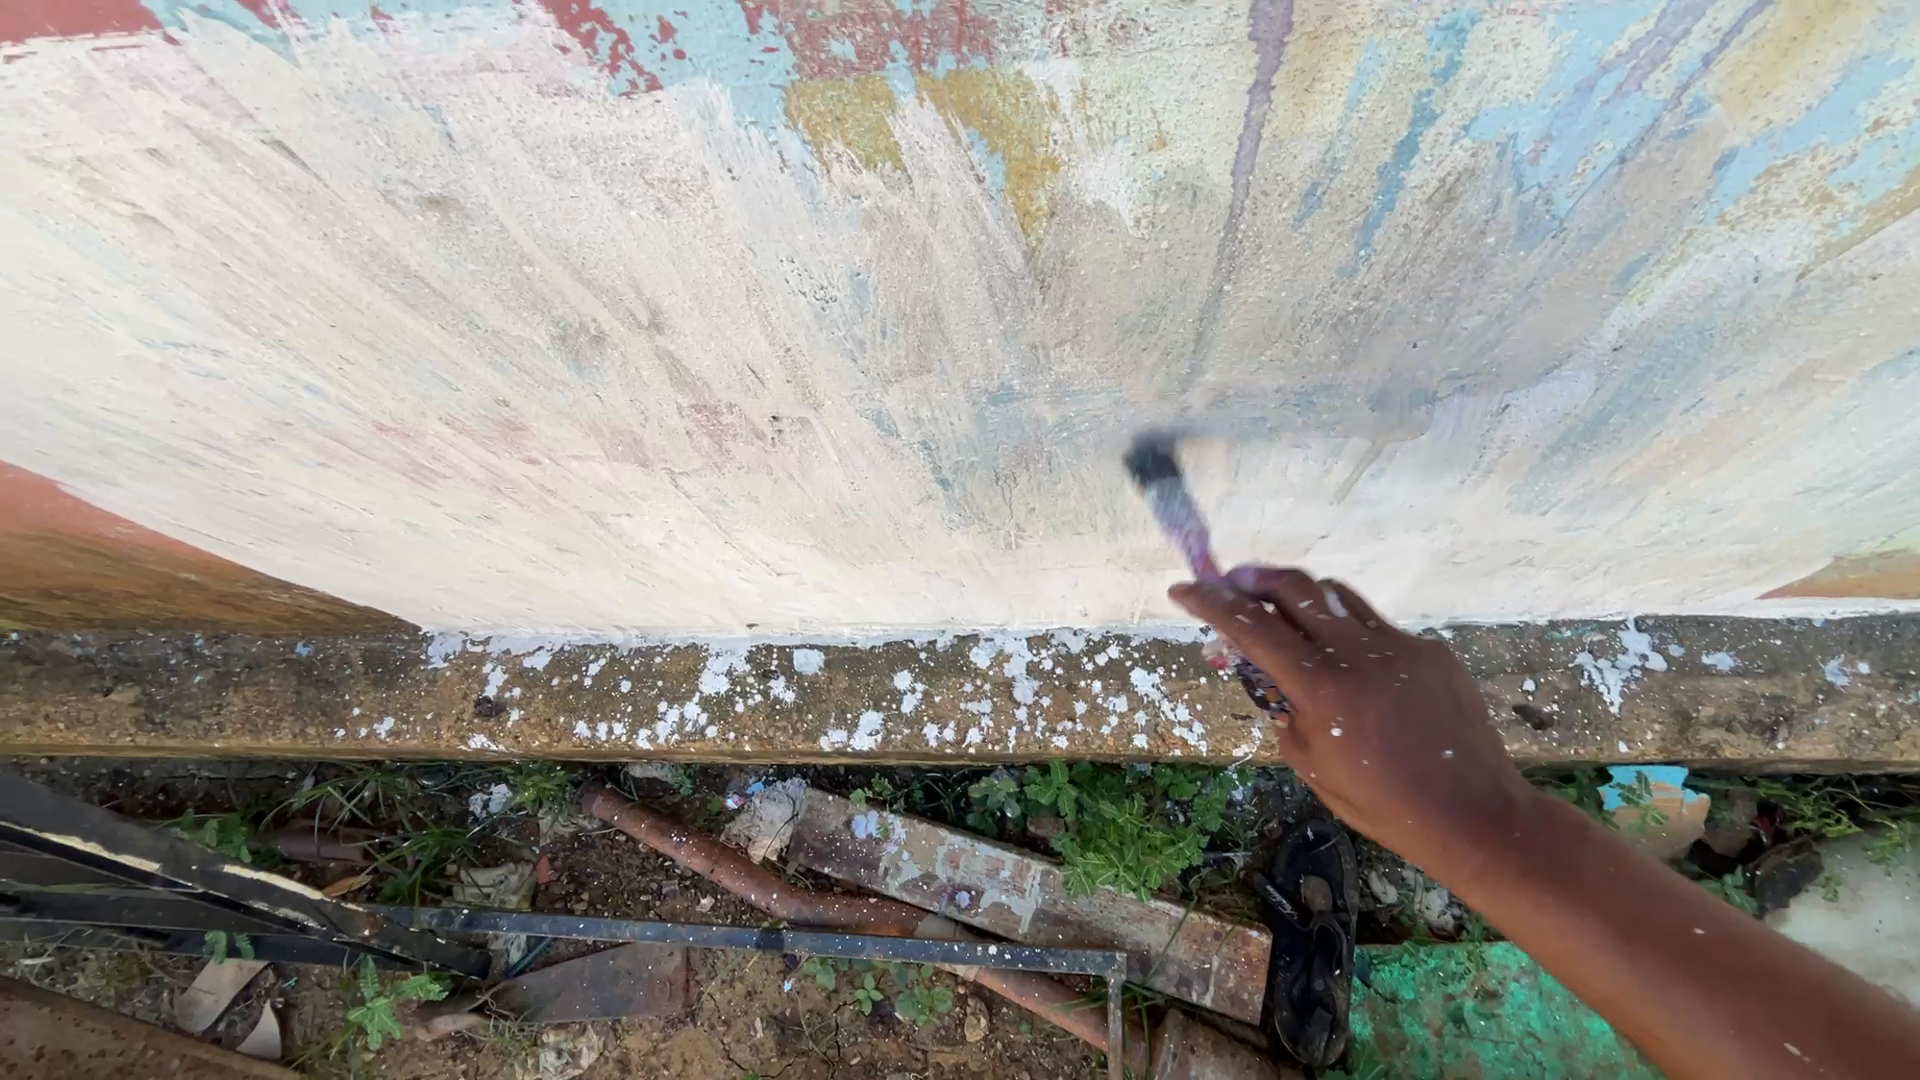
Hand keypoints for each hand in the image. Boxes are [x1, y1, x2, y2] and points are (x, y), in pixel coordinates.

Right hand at [1170, 566, 1530, 865]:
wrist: (1473, 815)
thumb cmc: (1378, 801)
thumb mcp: (1305, 758)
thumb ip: (1278, 703)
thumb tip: (1262, 670)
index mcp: (1320, 686)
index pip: (1250, 625)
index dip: (1209, 602)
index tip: (1182, 590)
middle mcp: (1357, 652)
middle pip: (1293, 586)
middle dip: (1253, 578)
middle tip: (1233, 583)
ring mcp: (1399, 645)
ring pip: (1335, 595)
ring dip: (1299, 597)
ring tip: (1284, 614)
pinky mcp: (1429, 650)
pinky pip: (1375, 627)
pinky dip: (1347, 635)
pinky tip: (1351, 669)